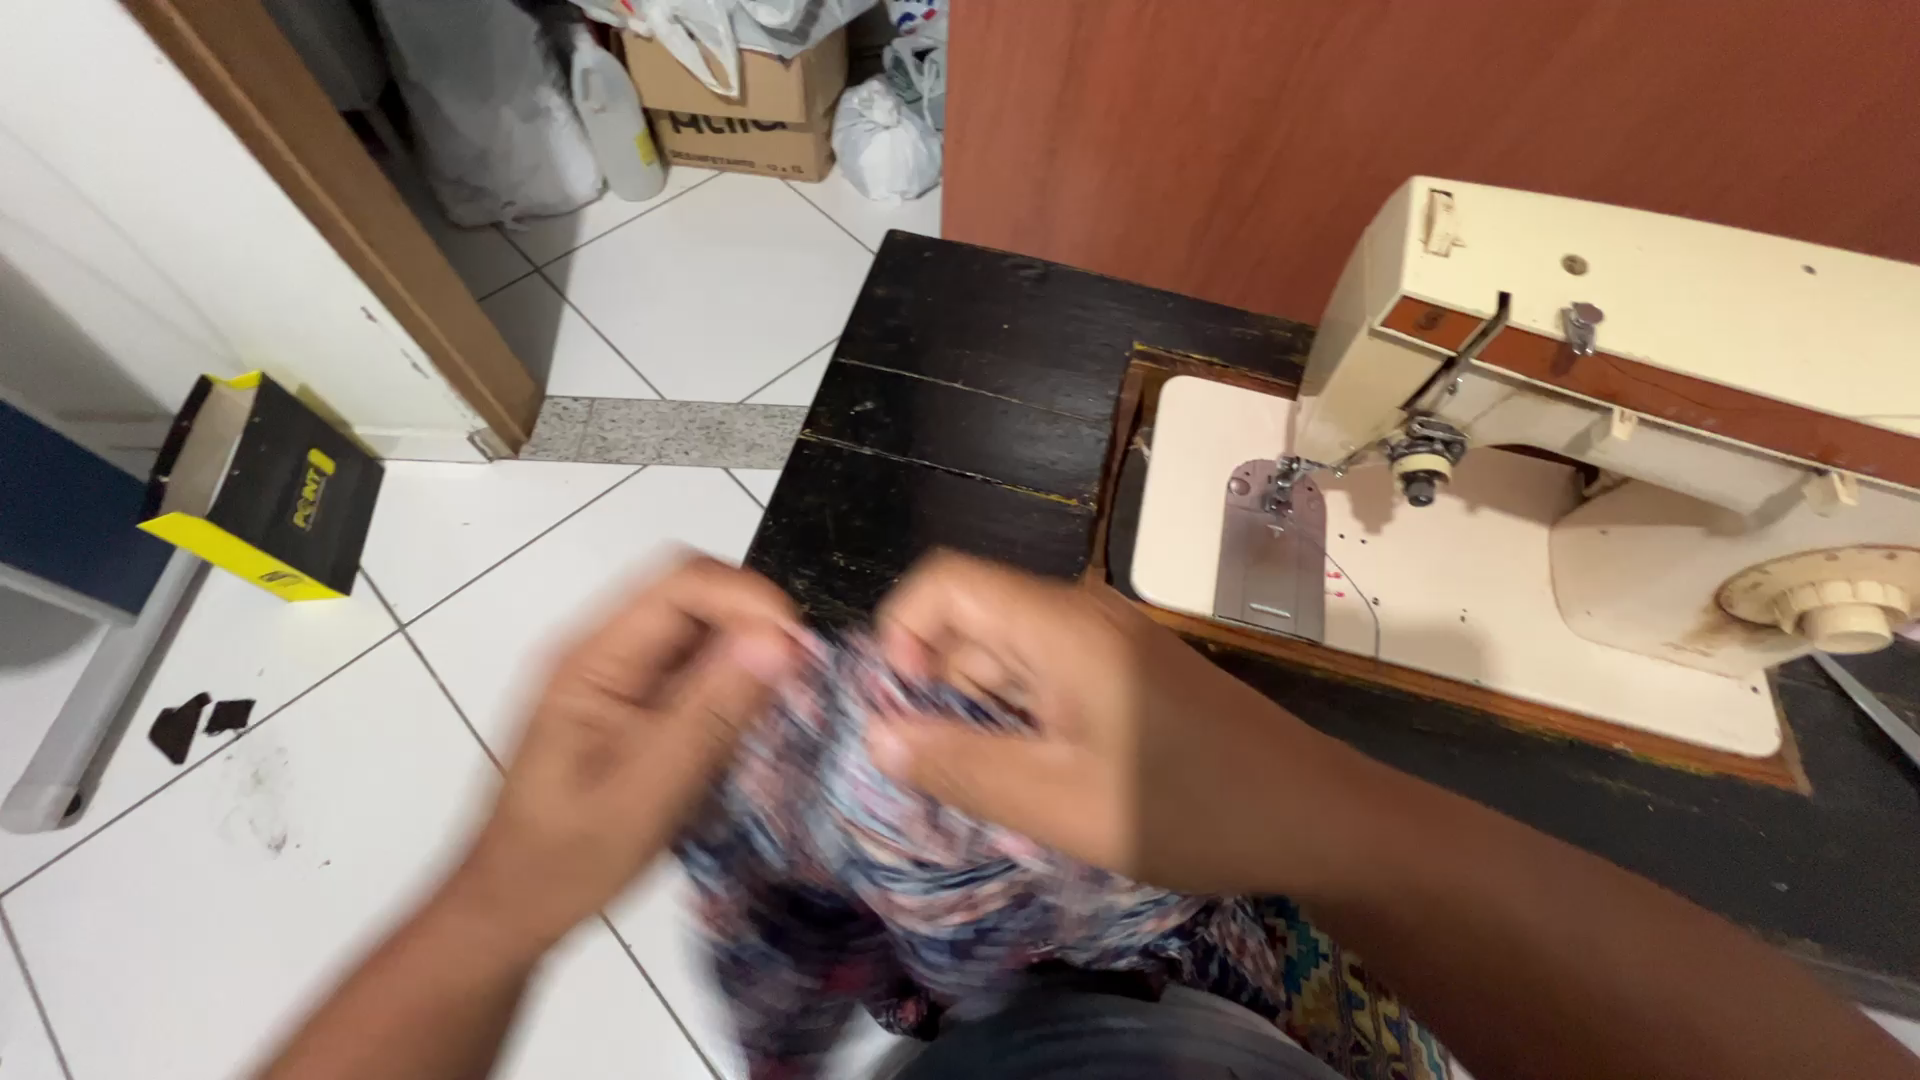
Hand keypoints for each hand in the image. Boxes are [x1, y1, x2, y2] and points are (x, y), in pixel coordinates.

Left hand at [445, 554, 802, 952]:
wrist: (508, 910)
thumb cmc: (568, 860)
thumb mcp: (651, 789)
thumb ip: (714, 710)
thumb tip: (779, 641)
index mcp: (595, 659)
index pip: (684, 583)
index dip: (750, 599)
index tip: (796, 648)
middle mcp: (604, 649)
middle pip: (694, 594)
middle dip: (755, 621)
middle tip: (798, 673)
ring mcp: (616, 672)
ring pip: (699, 627)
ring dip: (747, 650)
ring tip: (782, 697)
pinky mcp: (631, 698)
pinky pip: (694, 663)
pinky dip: (732, 678)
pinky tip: (746, 719)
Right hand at [867, 552, 1341, 894]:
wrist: (1318, 818)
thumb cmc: (1190, 809)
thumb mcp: (1060, 803)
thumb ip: (960, 766)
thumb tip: (878, 735)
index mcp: (1058, 624)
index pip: (946, 582)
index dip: (902, 634)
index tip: (903, 712)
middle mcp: (1076, 615)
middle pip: (971, 624)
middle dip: (938, 692)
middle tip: (943, 776)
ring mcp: (1103, 642)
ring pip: (1005, 658)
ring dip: (981, 715)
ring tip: (992, 788)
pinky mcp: (1121, 670)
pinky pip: (1043, 680)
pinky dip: (1020, 722)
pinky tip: (1035, 779)